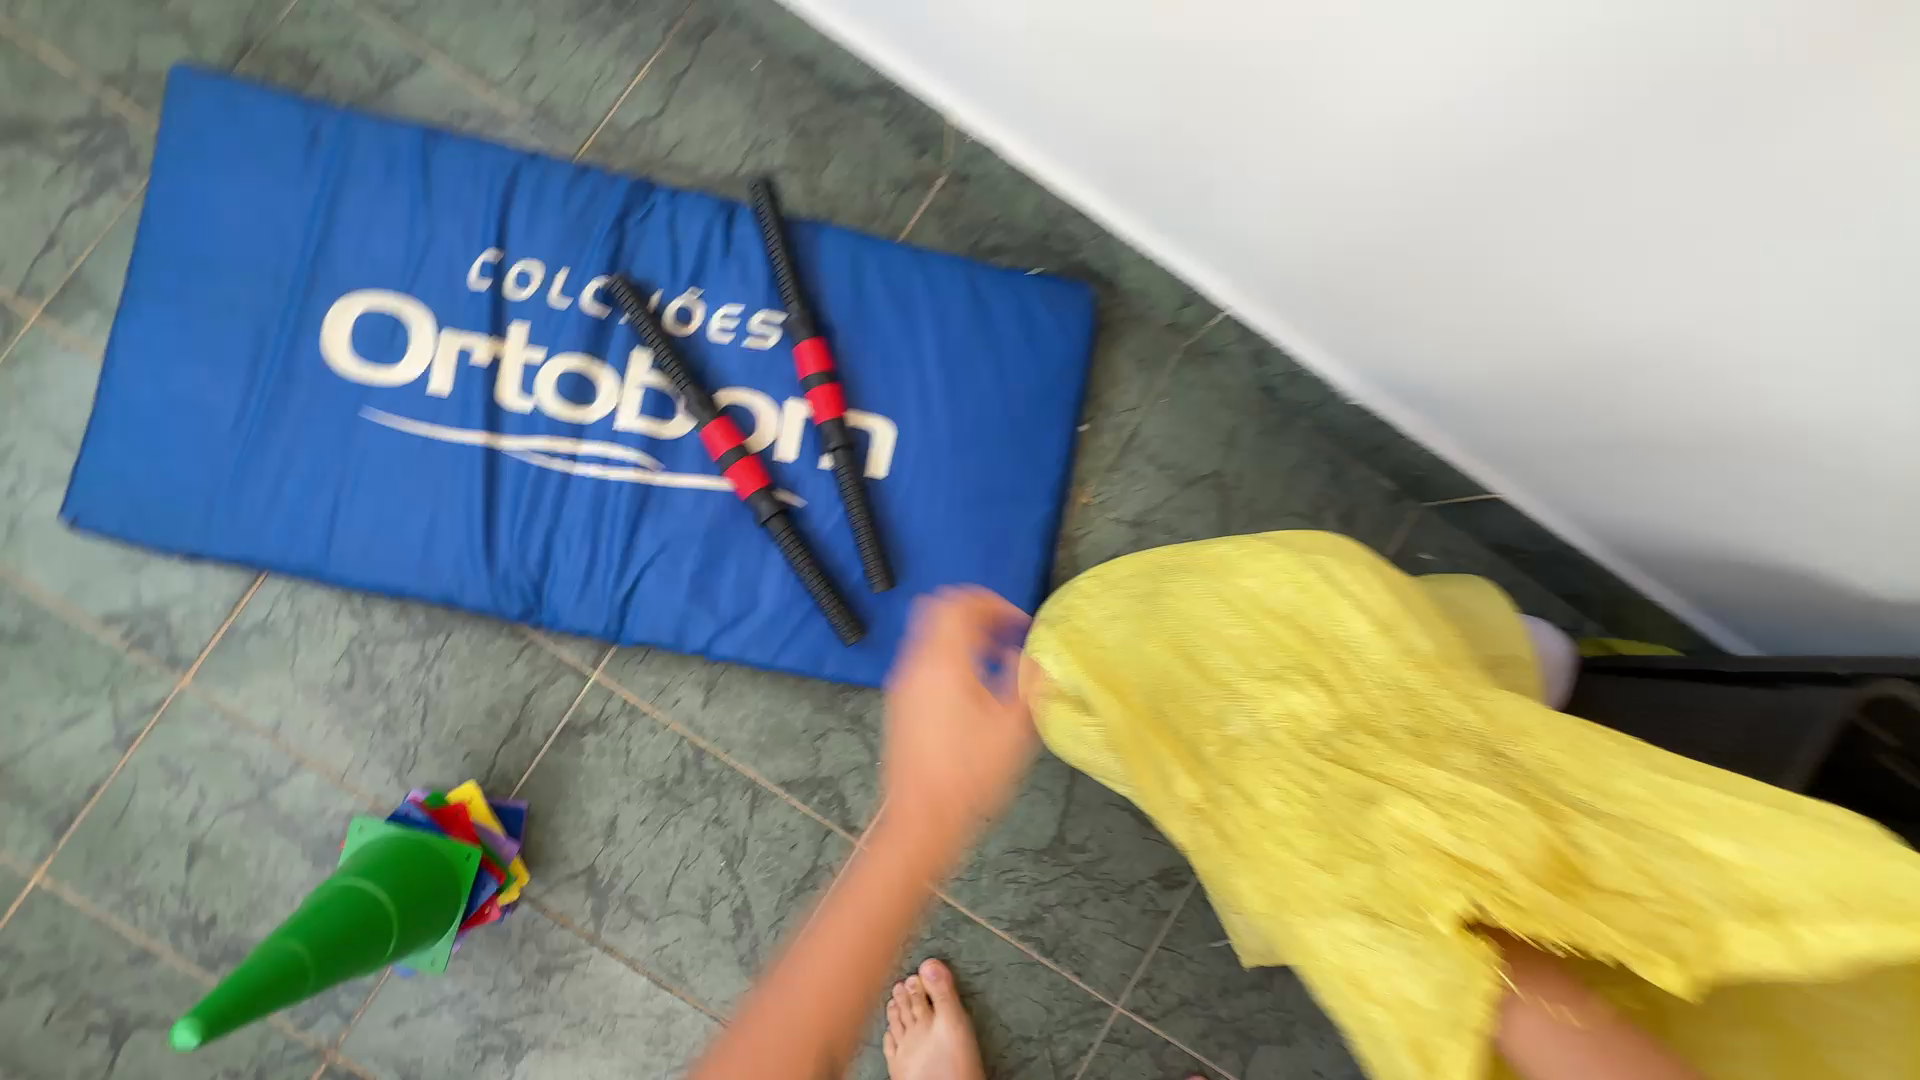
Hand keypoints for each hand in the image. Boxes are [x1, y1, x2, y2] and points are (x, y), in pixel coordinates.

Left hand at [880, 587, 1040, 849]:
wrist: (921, 819)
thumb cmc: (971, 775)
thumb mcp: (1014, 728)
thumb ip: (1025, 680)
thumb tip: (1026, 654)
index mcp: (944, 660)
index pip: (961, 602)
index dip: (995, 603)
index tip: (1021, 625)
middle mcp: (916, 662)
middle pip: (940, 608)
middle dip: (976, 612)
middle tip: (1006, 633)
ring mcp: (903, 682)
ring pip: (930, 633)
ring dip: (963, 634)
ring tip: (996, 661)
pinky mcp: (899, 701)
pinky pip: (924, 658)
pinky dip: (949, 655)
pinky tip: (973, 688)